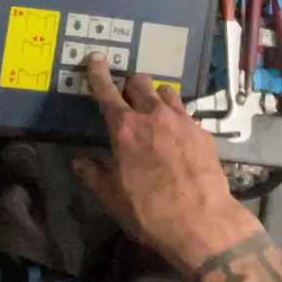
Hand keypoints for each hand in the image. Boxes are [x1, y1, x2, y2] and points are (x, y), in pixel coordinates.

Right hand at [72, 55, 263, 271]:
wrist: (203, 222)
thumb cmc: (151, 212)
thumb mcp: (113, 199)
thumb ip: (94, 174)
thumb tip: (79, 160)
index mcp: (125, 128)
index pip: (106, 91)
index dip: (98, 73)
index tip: (96, 58)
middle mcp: (152, 115)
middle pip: (140, 81)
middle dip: (131, 85)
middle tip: (129, 101)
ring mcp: (181, 119)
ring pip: (166, 91)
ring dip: (156, 97)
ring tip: (156, 114)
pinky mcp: (202, 130)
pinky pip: (185, 112)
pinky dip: (177, 117)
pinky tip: (178, 137)